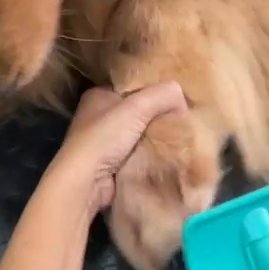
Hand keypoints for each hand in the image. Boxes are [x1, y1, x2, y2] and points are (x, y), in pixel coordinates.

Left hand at [42, 83, 187, 213]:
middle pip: (138, 112)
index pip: (133, 87)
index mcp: (99, 96)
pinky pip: (138, 155)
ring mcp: (104, 142)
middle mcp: (98, 117)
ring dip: (157, 138)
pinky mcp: (110, 165)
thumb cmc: (105, 138)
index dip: (155, 91)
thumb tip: (183, 98)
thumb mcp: (137, 107)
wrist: (85, 182)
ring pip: (140, 135)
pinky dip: (151, 156)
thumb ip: (163, 94)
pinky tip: (168, 155)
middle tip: (183, 120)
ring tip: (180, 138)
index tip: (178, 98)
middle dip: (159, 117)